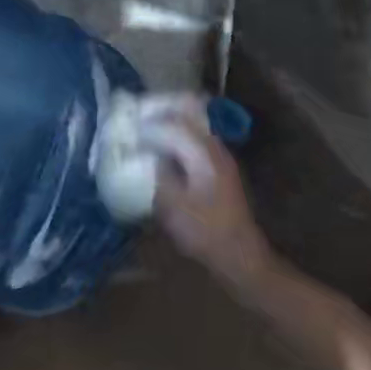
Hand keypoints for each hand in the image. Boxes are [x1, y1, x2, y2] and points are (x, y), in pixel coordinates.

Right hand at [144, 104, 276, 287]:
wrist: (240, 256)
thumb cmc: (205, 231)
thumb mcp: (172, 204)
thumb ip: (159, 173)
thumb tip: (148, 155)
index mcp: (205, 154)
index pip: (174, 125)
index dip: (150, 124)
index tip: (130, 126)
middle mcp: (216, 150)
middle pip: (191, 117)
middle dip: (165, 113)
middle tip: (140, 116)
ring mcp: (222, 160)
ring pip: (196, 128)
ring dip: (173, 124)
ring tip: (150, 130)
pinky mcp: (221, 173)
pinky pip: (198, 143)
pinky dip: (180, 139)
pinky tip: (166, 151)